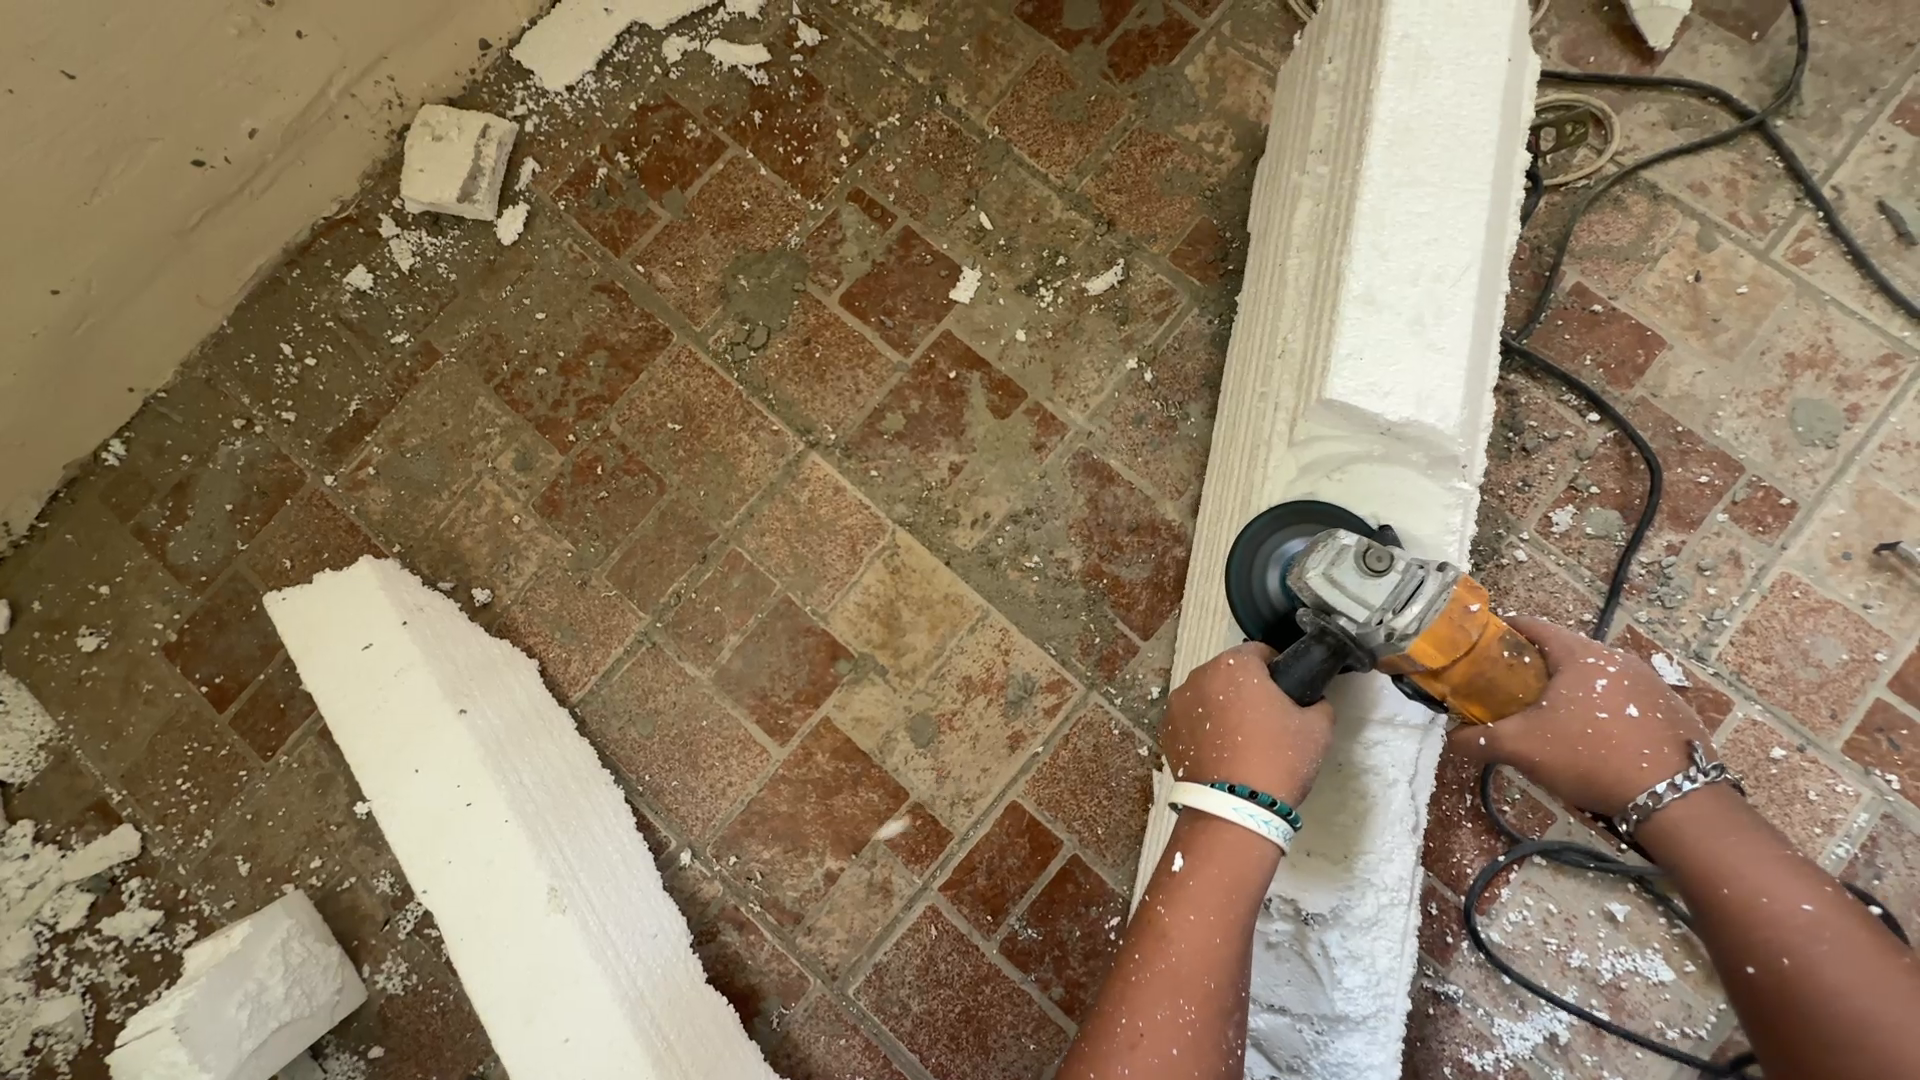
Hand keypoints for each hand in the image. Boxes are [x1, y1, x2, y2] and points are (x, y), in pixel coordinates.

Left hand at [1162, 642, 1335, 807]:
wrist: (1235, 807)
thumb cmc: (1278, 760)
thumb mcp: (1318, 728)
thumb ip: (1318, 702)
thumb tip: (1311, 700)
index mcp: (1234, 665)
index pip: (1259, 652)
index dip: (1276, 668)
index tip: (1286, 691)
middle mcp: (1199, 676)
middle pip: (1229, 672)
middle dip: (1246, 687)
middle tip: (1267, 718)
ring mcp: (1177, 703)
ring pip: (1207, 694)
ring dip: (1222, 705)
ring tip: (1242, 738)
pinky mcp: (1165, 729)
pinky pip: (1190, 718)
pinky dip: (1203, 726)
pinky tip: (1220, 750)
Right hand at [1448, 616, 1712, 816]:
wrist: (1679, 802)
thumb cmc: (1590, 758)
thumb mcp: (1520, 748)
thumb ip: (1475, 739)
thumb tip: (1449, 738)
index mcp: (1581, 655)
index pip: (1532, 625)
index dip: (1500, 632)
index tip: (1479, 647)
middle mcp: (1618, 659)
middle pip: (1562, 652)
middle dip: (1532, 668)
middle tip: (1506, 690)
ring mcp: (1652, 685)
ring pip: (1594, 677)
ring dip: (1568, 690)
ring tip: (1548, 717)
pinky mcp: (1673, 711)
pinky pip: (1623, 699)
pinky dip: (1600, 710)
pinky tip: (1592, 739)